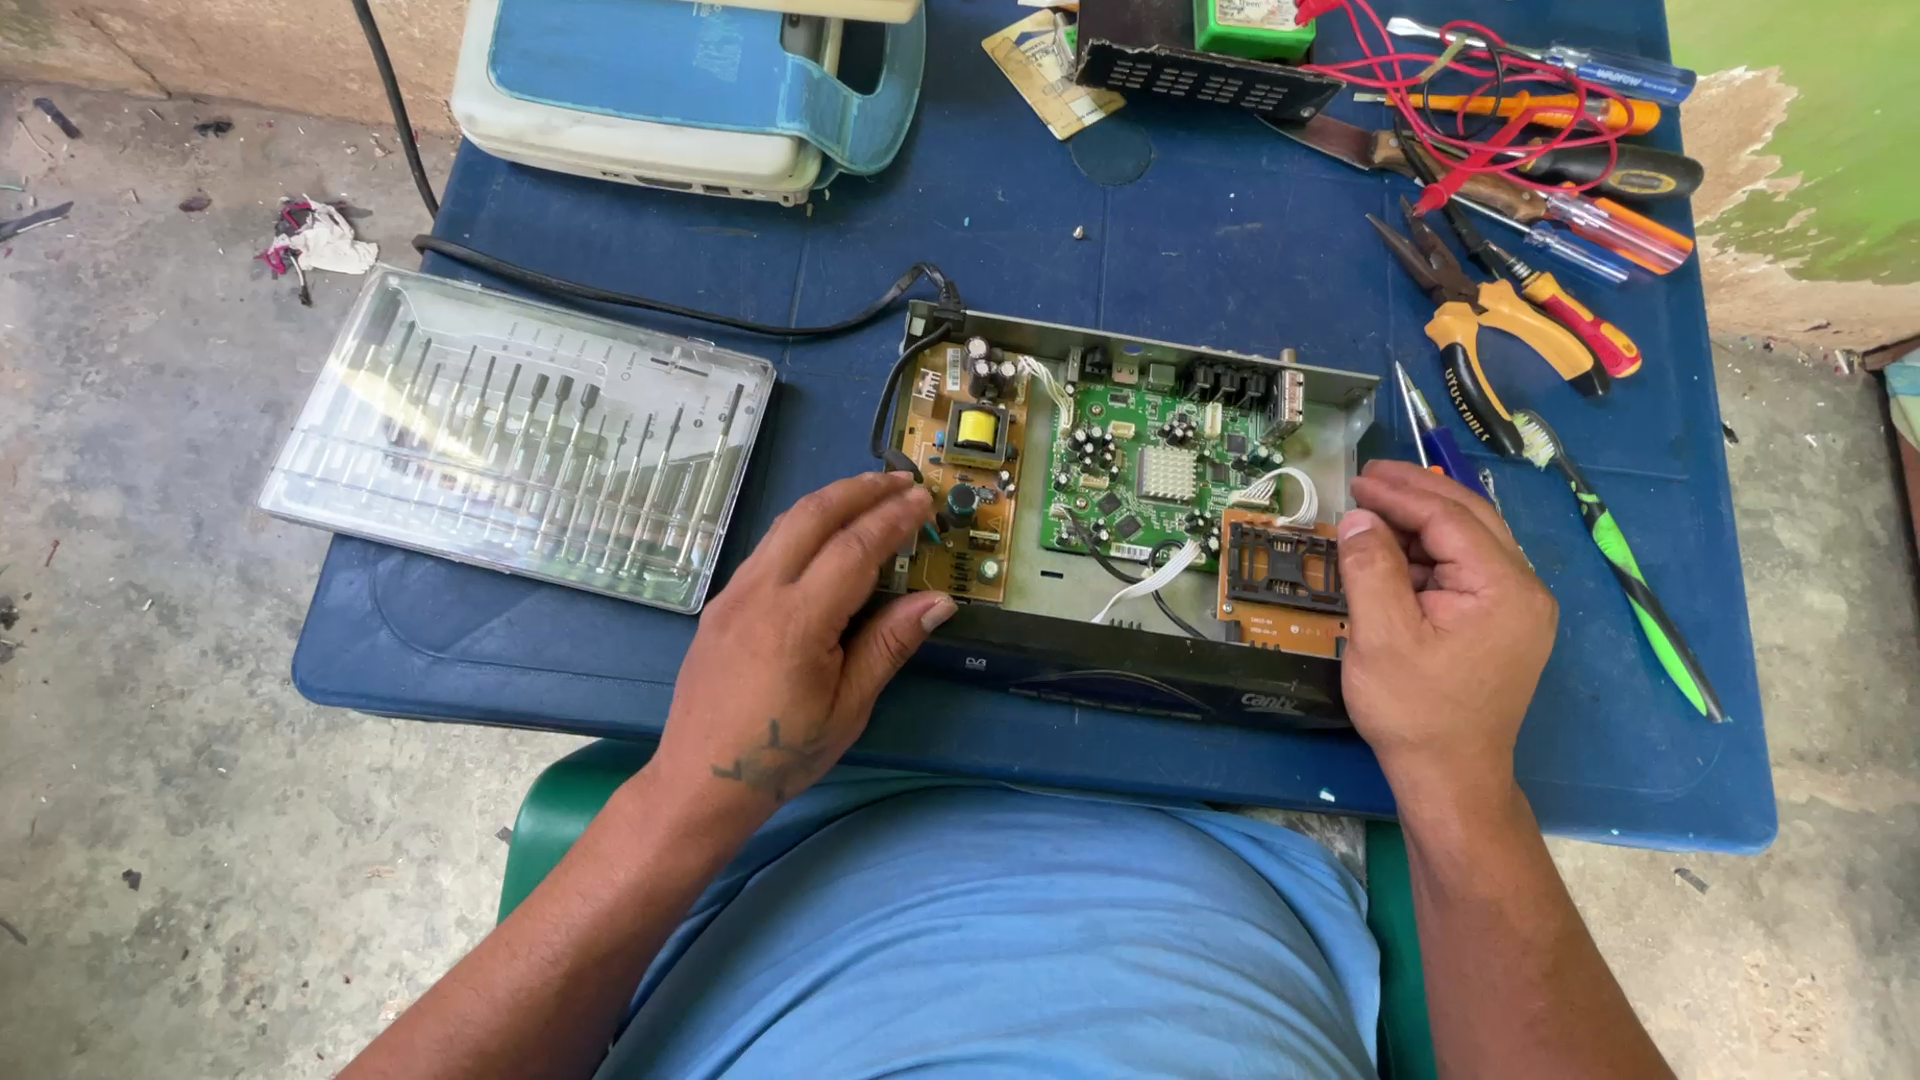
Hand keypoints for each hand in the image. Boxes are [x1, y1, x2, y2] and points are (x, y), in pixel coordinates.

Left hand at [649, 471, 956, 824]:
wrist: (699, 780)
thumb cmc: (782, 753)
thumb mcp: (849, 707)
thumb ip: (890, 644)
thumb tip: (939, 600)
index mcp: (798, 621)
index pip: (855, 549)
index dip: (893, 519)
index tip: (924, 499)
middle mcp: (760, 592)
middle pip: (813, 515)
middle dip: (860, 490)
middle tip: (900, 481)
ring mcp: (734, 593)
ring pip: (785, 524)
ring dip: (830, 500)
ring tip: (868, 493)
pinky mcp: (721, 602)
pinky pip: (768, 546)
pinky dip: (804, 524)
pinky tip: (824, 534)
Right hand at [1336, 461, 1556, 810]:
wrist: (1449, 774)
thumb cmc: (1413, 709)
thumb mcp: (1380, 636)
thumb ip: (1370, 569)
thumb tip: (1357, 517)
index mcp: (1503, 589)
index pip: (1450, 519)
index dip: (1400, 493)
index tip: (1356, 479)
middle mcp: (1523, 590)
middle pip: (1470, 519)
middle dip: (1417, 491)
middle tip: (1369, 474)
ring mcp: (1516, 608)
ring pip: (1469, 542)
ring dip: (1420, 521)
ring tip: (1372, 508)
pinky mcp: (1500, 624)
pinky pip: (1464, 570)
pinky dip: (1426, 553)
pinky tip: (1391, 551)